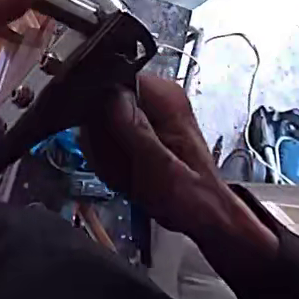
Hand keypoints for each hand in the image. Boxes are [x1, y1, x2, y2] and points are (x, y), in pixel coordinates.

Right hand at [79, 75, 277, 274]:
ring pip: (95, 124)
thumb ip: (134, 129)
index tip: (106, 140)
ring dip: (104, 154)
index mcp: (163, 96)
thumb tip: (108, 94)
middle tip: (121, 167)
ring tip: (126, 175)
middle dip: (101, 141)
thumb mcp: (160, 167)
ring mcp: (142, 113)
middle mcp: (151, 97)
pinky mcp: (134, 129)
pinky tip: (125, 175)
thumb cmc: (191, 197)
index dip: (97, 110)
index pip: (110, 80)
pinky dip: (107, 160)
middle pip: (98, 104)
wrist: (203, 218)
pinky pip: (102, 137)